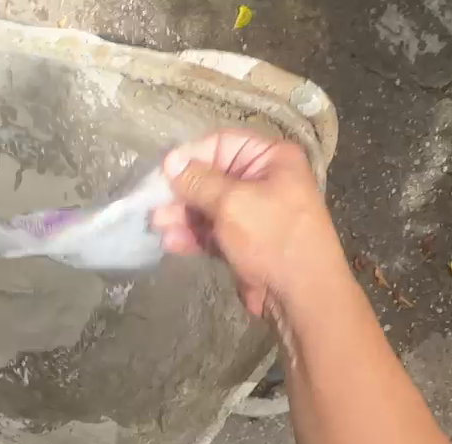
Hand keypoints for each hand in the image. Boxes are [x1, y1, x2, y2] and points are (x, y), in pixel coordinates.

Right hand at [150, 130, 346, 317]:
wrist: (297, 291)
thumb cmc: (272, 237)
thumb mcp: (233, 203)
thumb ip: (199, 182)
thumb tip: (170, 161)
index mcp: (269, 159)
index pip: (222, 145)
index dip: (190, 157)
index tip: (161, 174)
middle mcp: (260, 181)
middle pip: (209, 178)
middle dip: (181, 193)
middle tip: (154, 207)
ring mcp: (249, 213)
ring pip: (206, 208)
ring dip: (181, 217)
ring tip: (158, 227)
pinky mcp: (239, 242)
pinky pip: (209, 233)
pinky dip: (190, 236)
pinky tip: (171, 243)